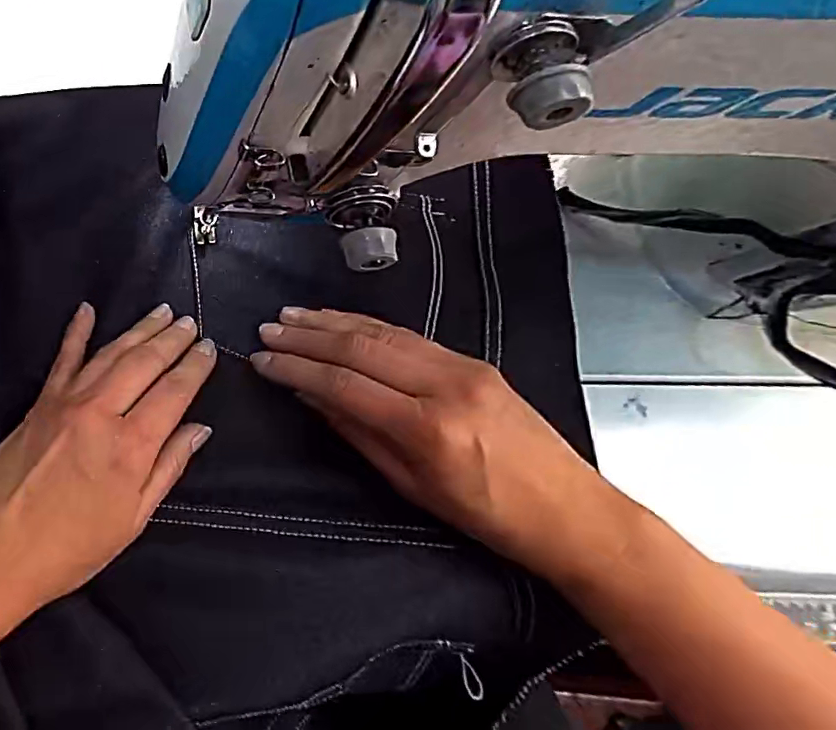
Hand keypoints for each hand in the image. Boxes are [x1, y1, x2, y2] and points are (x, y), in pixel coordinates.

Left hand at [0, 302, 216, 613]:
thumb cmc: (70, 547)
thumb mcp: (133, 519)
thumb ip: (169, 467)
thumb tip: (199, 429)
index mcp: (131, 446)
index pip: (175, 391)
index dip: (196, 366)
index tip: (209, 348)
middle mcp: (103, 412)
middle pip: (147, 362)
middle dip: (173, 339)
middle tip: (191, 323)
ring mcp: (69, 401)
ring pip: (113, 352)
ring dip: (141, 329)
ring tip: (162, 312)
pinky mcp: (42, 401)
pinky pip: (64, 358)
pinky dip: (77, 331)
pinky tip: (87, 310)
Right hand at [251, 307, 604, 574]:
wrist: (571, 509)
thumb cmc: (491, 517)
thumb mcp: (415, 488)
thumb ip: (361, 435)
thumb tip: (315, 398)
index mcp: (429, 427)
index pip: (346, 385)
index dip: (298, 370)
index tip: (265, 361)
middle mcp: (444, 384)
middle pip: (361, 347)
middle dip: (308, 337)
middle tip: (269, 329)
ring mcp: (461, 365)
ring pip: (383, 331)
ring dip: (333, 322)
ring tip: (295, 317)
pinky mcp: (472, 359)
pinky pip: (408, 335)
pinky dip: (368, 324)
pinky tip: (344, 320)